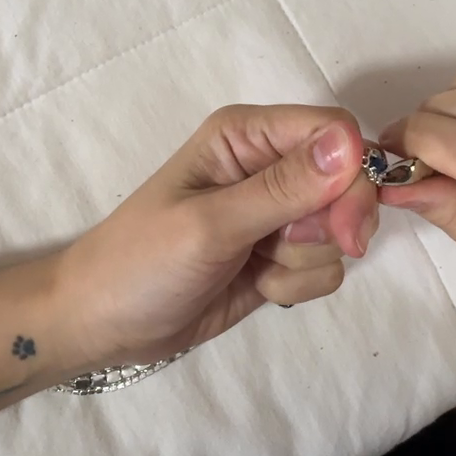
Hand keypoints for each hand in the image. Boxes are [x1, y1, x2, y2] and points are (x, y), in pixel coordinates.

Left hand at [53, 105, 378, 368]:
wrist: (103, 325)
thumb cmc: (142, 261)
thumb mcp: (211, 223)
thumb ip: (283, 188)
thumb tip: (351, 144)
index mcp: (247, 135)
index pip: (332, 130)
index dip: (351, 173)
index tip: (346, 227)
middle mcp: (268, 164)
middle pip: (347, 180)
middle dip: (329, 224)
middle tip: (287, 252)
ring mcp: (277, 212)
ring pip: (337, 229)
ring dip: (302, 259)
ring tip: (253, 266)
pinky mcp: (281, 253)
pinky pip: (324, 264)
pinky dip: (296, 282)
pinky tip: (256, 284)